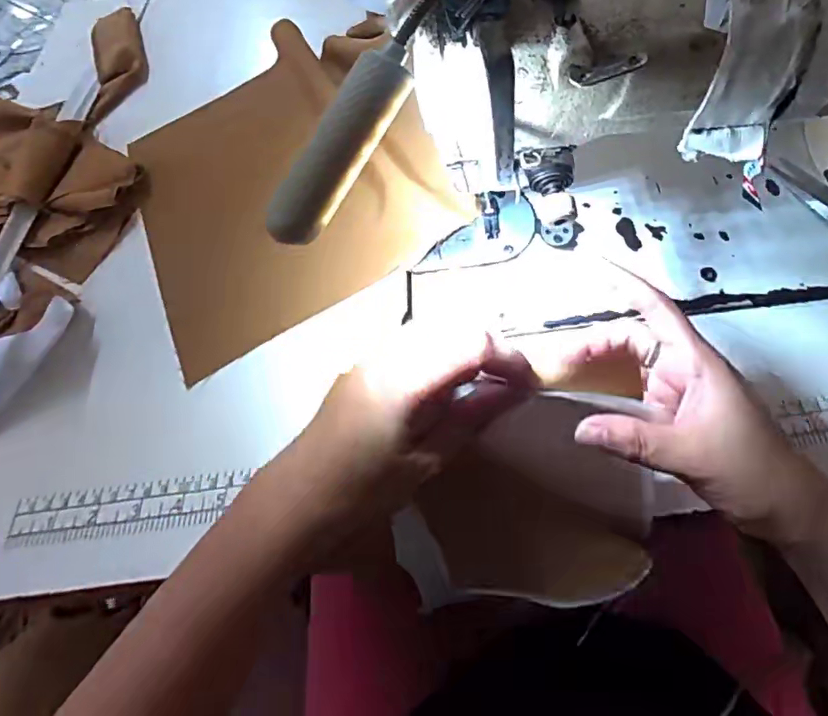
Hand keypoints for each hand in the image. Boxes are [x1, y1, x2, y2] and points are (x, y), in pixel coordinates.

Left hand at [244, 327, 538, 562]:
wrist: (297, 499)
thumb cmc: (362, 492)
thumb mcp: (425, 461)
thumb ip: (469, 418)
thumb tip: (514, 390)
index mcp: (402, 377)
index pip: (469, 342)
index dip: (506, 357)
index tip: (530, 382)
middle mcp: (385, 353)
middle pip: (451, 328)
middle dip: (487, 349)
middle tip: (510, 385)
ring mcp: (369, 355)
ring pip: (431, 332)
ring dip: (462, 350)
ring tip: (483, 387)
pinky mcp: (362, 365)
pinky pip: (410, 345)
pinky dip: (438, 356)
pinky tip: (446, 388)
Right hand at [565, 264, 827, 548]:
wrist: (788, 512)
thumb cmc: (753, 471)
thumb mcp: (691, 453)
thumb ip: (634, 440)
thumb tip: (580, 430)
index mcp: (696, 361)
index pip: (658, 310)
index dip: (629, 285)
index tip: (596, 266)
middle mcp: (684, 369)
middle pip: (633, 339)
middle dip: (597, 342)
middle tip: (561, 359)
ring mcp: (677, 392)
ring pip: (629, 366)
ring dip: (599, 366)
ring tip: (565, 375)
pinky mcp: (671, 416)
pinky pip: (631, 394)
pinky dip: (607, 393)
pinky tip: (585, 402)